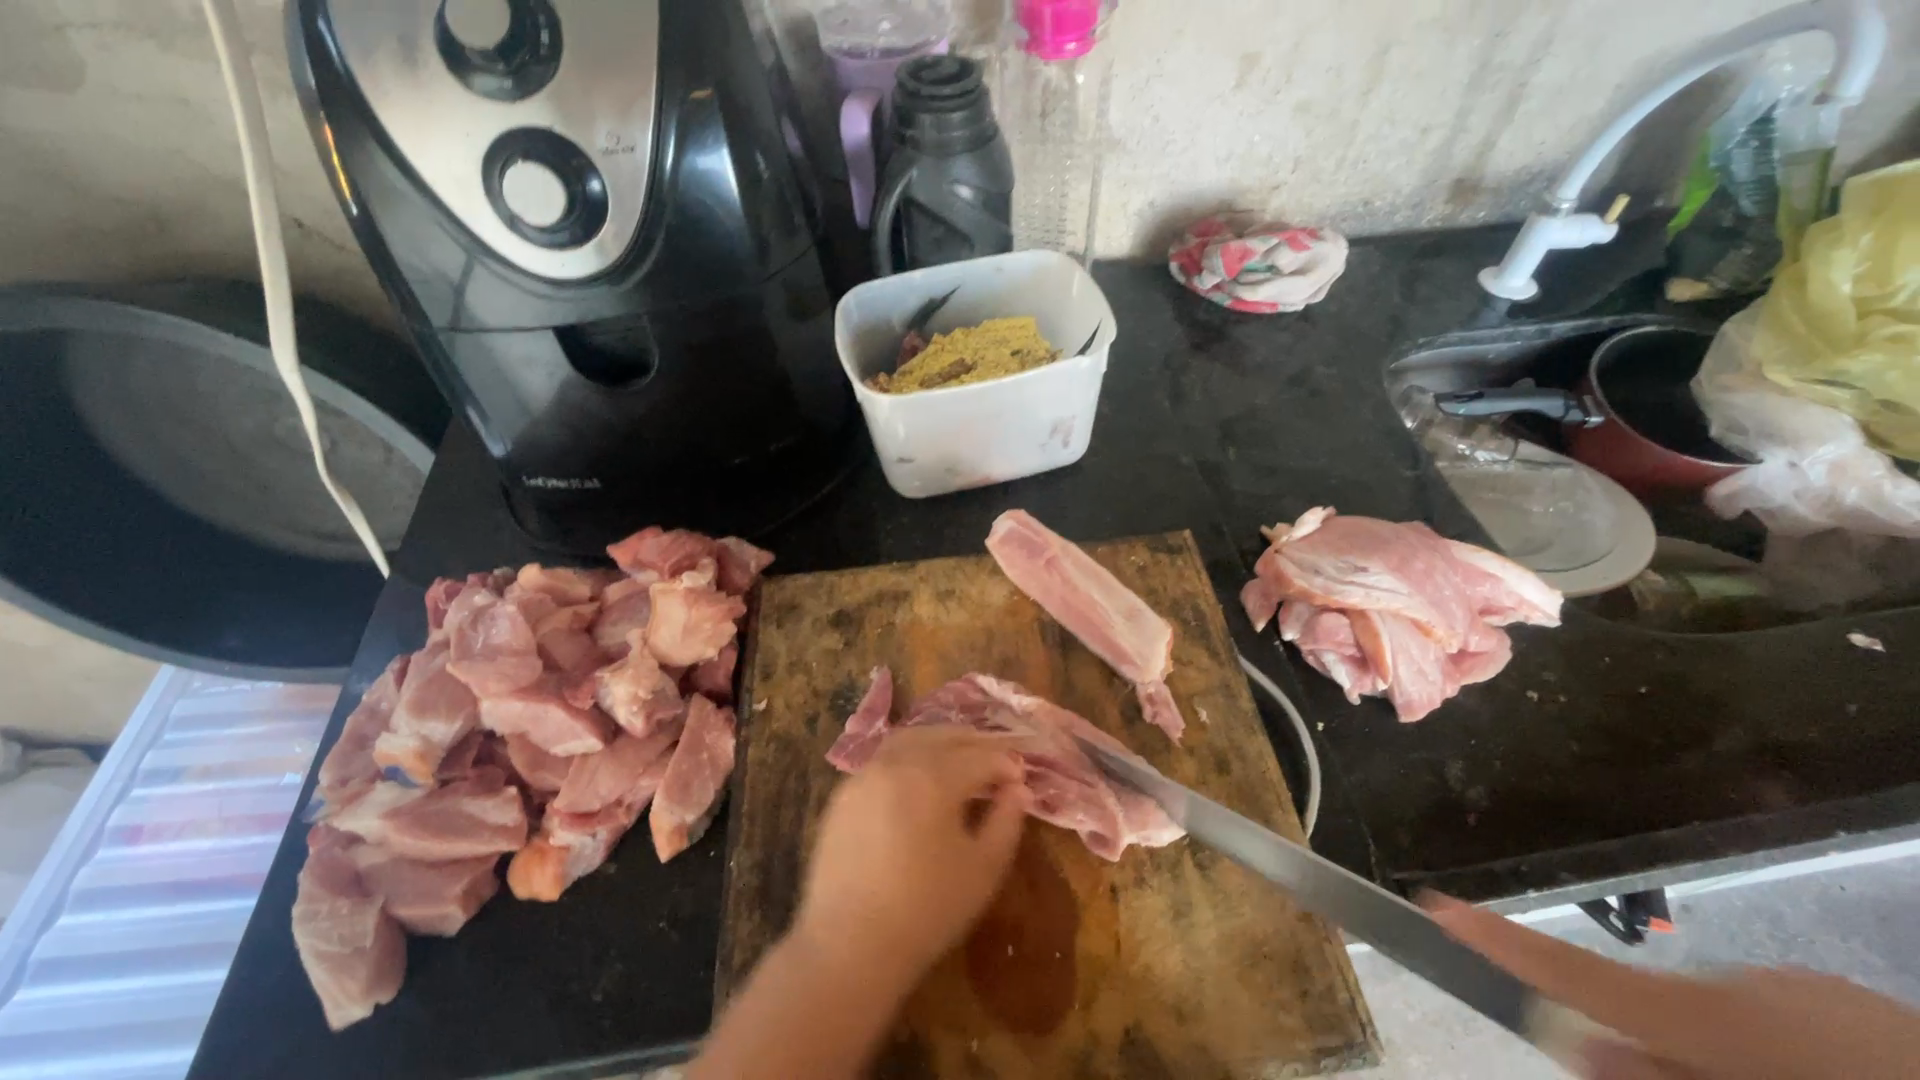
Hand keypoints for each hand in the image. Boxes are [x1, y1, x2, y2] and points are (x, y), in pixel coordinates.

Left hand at [793, 725, 1029, 987]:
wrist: (850, 946)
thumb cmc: (927, 910)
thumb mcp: (983, 869)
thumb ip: (1006, 820)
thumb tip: (1018, 788)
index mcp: (933, 777)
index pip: (980, 756)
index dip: (1006, 764)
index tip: (1022, 778)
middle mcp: (895, 763)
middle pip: (942, 736)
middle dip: (974, 743)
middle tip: (997, 760)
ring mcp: (863, 776)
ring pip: (908, 741)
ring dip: (939, 744)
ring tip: (960, 761)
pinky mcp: (842, 797)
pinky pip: (883, 761)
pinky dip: (909, 759)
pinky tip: (920, 781)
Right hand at [1422, 893, 1919, 1079]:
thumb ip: (1655, 1075)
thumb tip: (1580, 1048)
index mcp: (1726, 1022)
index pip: (1582, 978)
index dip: (1501, 944)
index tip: (1434, 907)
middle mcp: (1757, 988)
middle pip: (1648, 1007)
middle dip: (1633, 1047)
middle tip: (1637, 1077)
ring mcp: (1812, 991)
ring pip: (1712, 1021)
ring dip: (1703, 1062)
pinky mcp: (1853, 1006)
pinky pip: (1770, 1025)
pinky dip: (1759, 1059)